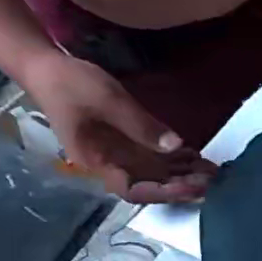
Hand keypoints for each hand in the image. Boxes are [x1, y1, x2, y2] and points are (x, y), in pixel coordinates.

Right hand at [16, 50, 214, 202]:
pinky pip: (156, 157)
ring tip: (213, 171)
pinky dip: (178, 159)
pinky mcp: (128, 142)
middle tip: (212, 179)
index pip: (132, 190)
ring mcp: (121, 154)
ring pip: (157, 173)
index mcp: (97, 162)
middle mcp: (111, 165)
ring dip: (185, 174)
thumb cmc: (69, 84)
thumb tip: (176, 146)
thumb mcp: (106, 100)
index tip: (190, 188)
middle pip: (151, 185)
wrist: (48, 67)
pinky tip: (198, 156)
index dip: (163, 193)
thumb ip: (140, 125)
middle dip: (182, 185)